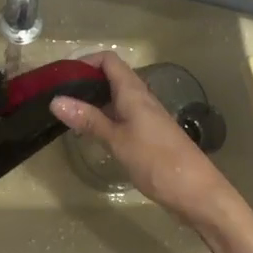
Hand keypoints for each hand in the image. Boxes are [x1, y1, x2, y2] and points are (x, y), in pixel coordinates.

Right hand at [51, 52, 239, 226]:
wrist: (198, 192)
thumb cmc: (157, 161)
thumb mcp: (117, 141)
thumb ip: (88, 120)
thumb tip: (55, 100)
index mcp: (134, 92)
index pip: (109, 60)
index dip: (86, 61)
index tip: (62, 75)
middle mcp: (141, 98)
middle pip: (112, 77)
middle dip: (86, 81)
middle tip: (59, 95)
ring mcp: (147, 117)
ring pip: (117, 98)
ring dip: (94, 100)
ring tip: (69, 114)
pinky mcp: (150, 135)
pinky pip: (123, 115)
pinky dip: (106, 117)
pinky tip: (93, 134)